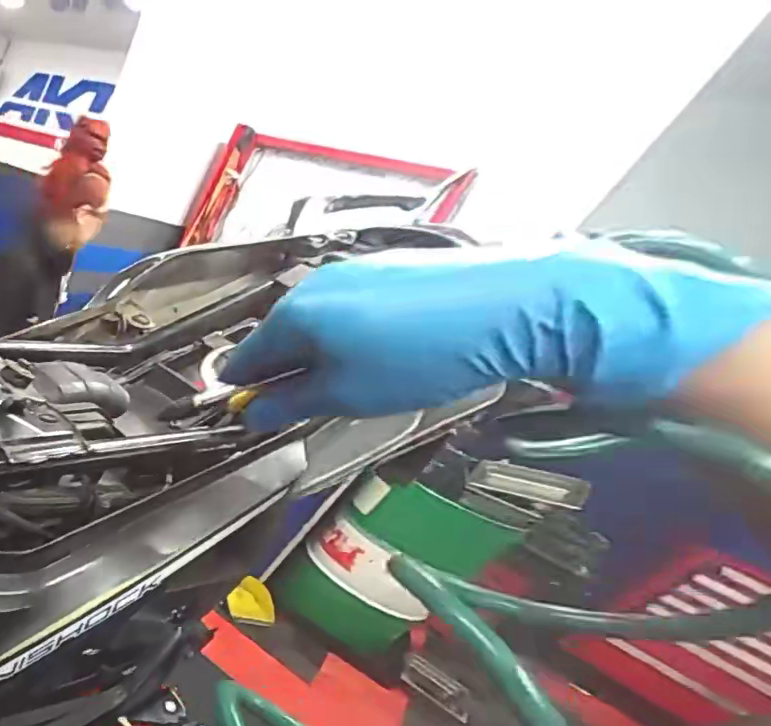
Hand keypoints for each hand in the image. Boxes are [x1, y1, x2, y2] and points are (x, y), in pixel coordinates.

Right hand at [222, 236, 770, 430]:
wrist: (529, 304)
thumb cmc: (431, 351)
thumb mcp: (344, 395)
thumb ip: (286, 405)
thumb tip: (254, 412)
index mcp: (295, 314)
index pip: (243, 360)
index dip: (241, 391)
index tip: (246, 412)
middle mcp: (318, 285)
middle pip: (277, 339)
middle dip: (282, 373)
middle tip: (303, 404)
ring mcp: (357, 271)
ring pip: (314, 324)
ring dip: (317, 356)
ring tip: (351, 383)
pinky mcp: (392, 268)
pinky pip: (347, 309)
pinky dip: (348, 337)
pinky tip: (380, 355)